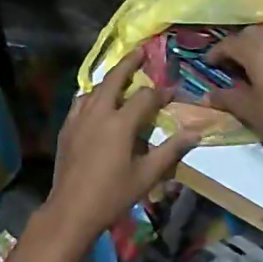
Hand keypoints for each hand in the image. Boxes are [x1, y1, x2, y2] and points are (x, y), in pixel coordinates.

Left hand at [46, 49, 198, 243]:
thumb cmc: (112, 195)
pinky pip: (80, 101)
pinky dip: (92, 94)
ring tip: (121, 75)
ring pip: (95, 88)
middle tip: (141, 52)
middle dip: (129, 63)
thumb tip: (195, 132)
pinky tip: (96, 100)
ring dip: (110, 79)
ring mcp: (79, 118)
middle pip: (114, 78)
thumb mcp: (147, 175)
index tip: (173, 92)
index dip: (161, 92)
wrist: (71, 210)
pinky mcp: (67, 127)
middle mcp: (98, 112)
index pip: (145, 96)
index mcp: (120, 123)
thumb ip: (171, 150)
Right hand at [207, 25, 262, 172]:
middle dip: (237, 44)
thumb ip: (226, 98)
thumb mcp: (248, 111)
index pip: (230, 43)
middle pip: (252, 34)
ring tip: (250, 66)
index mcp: (258, 50)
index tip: (207, 64)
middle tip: (228, 63)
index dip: (215, 52)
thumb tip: (208, 94)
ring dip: (257, 46)